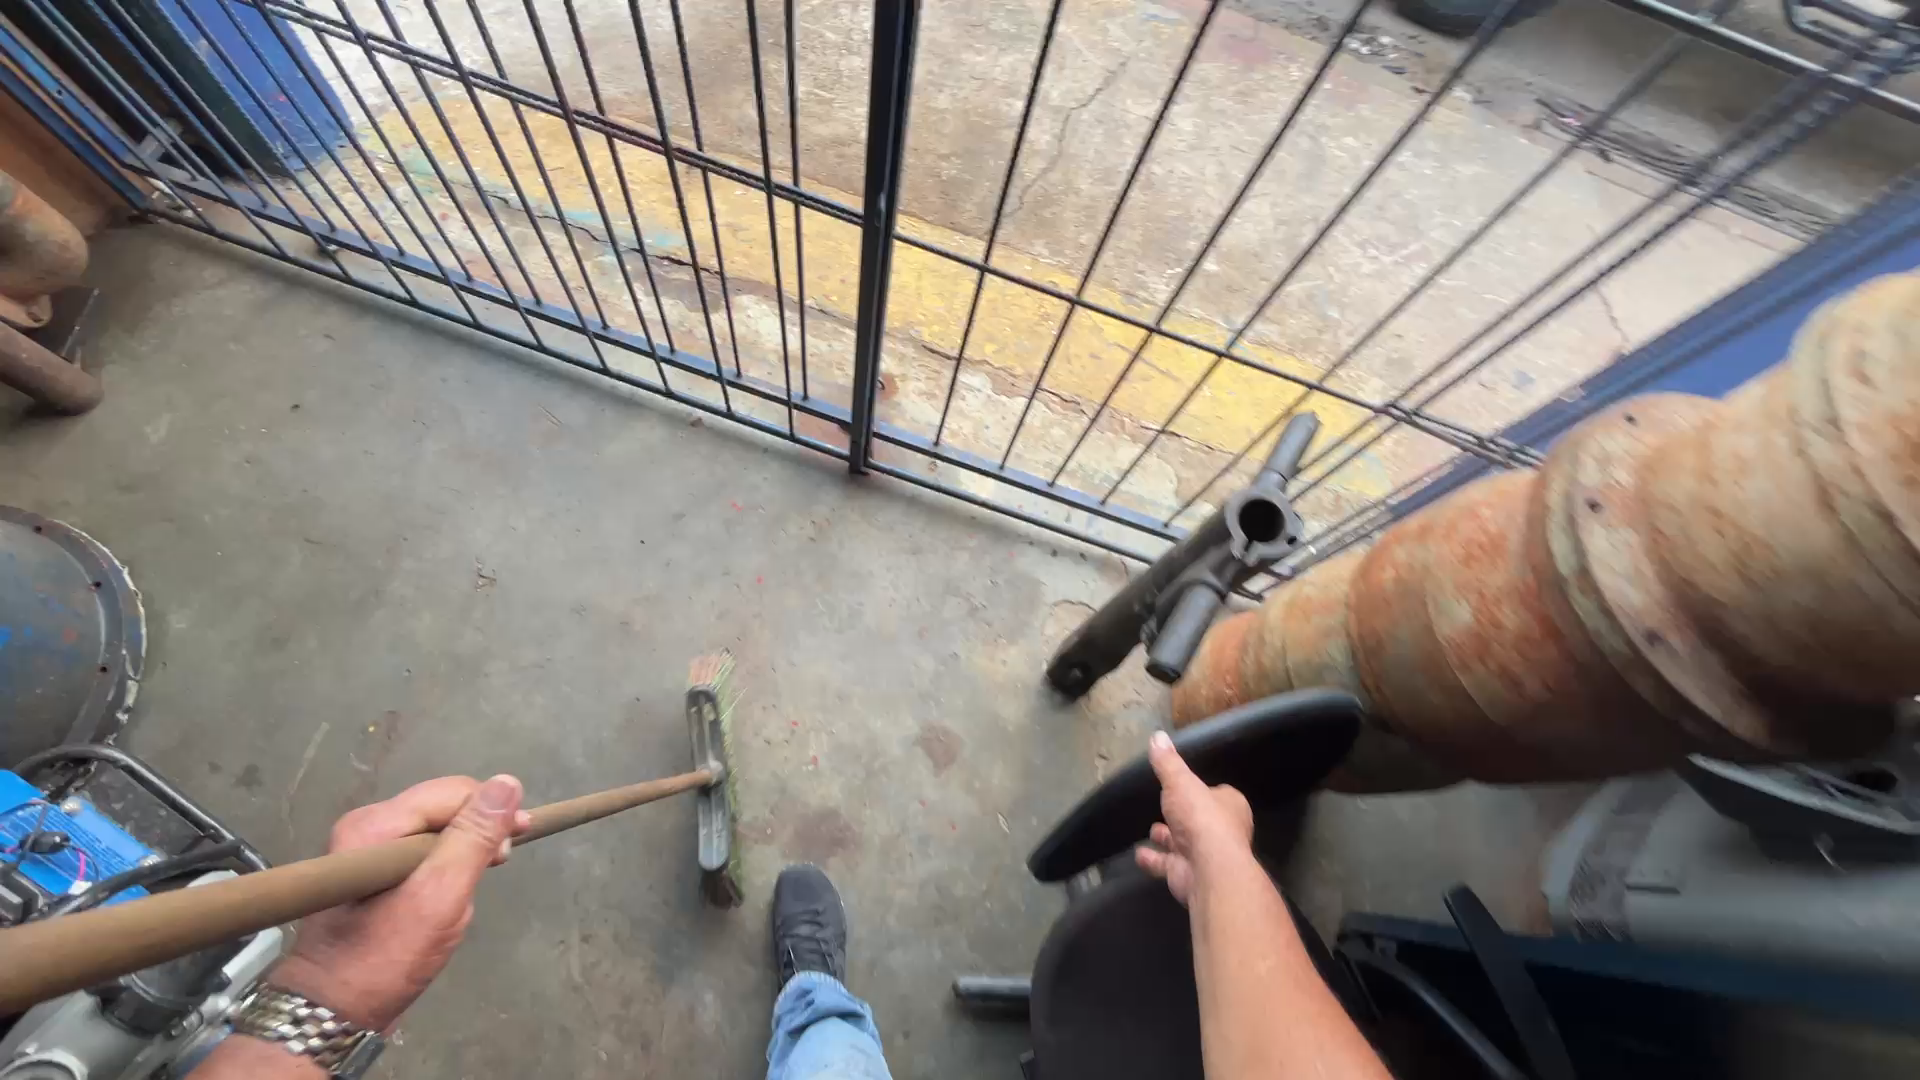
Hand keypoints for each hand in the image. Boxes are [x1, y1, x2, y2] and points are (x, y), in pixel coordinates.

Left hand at [268, 775, 531, 1030]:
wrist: (332, 1015)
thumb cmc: (387, 957)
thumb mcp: (441, 894)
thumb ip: (475, 836)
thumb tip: (507, 782)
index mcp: (373, 825)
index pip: (453, 792)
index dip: (491, 811)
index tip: (512, 845)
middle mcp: (366, 827)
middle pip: (446, 804)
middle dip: (480, 829)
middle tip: (498, 863)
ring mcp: (367, 848)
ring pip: (441, 825)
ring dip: (468, 846)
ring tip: (476, 877)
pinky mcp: (374, 868)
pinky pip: (427, 845)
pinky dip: (450, 860)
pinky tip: (454, 884)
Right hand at [1134, 731, 1254, 905]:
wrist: (1208, 868)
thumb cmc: (1201, 817)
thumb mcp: (1180, 781)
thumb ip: (1167, 762)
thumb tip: (1157, 735)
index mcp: (1229, 805)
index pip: (1217, 794)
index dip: (1201, 791)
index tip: (1184, 787)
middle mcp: (1223, 831)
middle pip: (1200, 820)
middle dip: (1182, 817)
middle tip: (1164, 809)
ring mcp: (1207, 856)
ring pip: (1184, 843)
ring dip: (1168, 838)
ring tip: (1152, 830)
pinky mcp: (1190, 875)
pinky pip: (1168, 864)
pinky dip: (1154, 860)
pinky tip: (1140, 854)